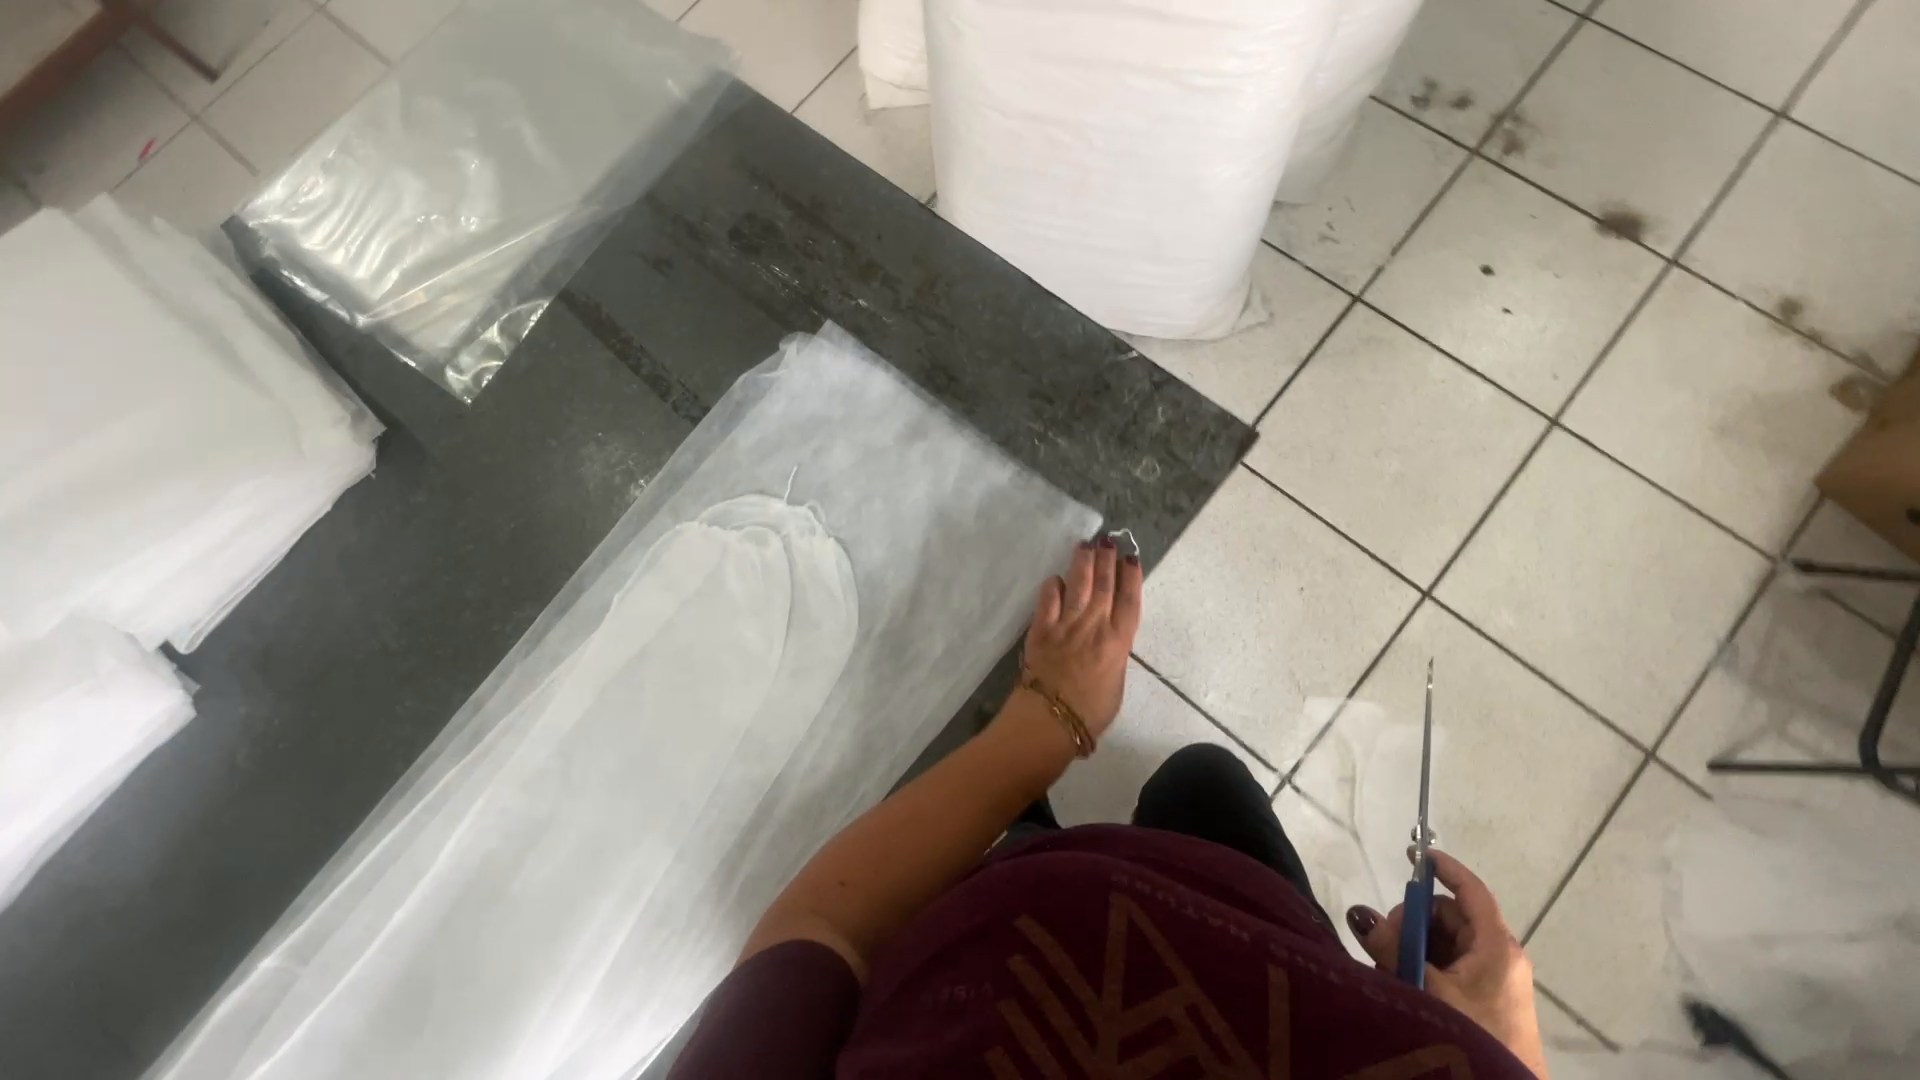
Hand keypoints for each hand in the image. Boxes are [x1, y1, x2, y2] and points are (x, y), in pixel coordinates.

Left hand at [1021, 537, 1141, 738]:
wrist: (1051, 719)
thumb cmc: (1090, 711)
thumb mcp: (1116, 683)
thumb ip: (1114, 655)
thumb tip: (1109, 641)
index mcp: (1118, 642)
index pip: (1129, 601)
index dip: (1131, 577)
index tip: (1131, 558)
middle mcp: (1095, 626)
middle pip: (1104, 585)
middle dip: (1107, 560)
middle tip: (1107, 541)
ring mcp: (1066, 625)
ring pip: (1077, 585)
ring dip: (1082, 563)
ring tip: (1085, 545)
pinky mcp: (1041, 629)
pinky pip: (1048, 599)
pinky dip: (1053, 586)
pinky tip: (1056, 578)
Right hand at [1347, 850, 1549, 1078]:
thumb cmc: (1476, 1035)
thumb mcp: (1428, 989)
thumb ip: (1391, 946)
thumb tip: (1359, 912)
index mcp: (1495, 946)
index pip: (1471, 890)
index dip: (1444, 868)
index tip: (1412, 854)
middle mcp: (1495, 954)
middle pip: (1447, 915)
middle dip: (1412, 920)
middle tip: (1385, 942)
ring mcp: (1490, 977)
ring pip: (1442, 940)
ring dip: (1412, 946)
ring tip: (1391, 970)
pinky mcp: (1482, 998)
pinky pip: (1446, 963)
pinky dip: (1422, 964)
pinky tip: (1403, 983)